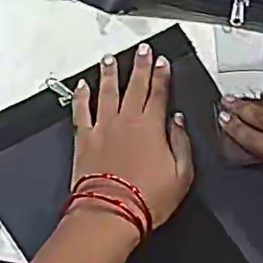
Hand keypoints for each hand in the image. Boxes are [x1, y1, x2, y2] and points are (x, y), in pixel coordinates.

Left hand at [71, 43, 193, 231]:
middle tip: (143, 50)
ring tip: (111, 59)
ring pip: (106, 91)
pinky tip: (82, 86)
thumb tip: (179, 123)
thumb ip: (181, 143)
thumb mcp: (181, 174)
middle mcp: (126, 121)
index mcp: (151, 127)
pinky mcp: (84, 139)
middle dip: (140, 65)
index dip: (162, 75)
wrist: (110, 211)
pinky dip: (81, 96)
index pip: (158, 92)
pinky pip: (81, 110)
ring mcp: (103, 127)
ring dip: (110, 73)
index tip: (163, 62)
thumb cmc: (146, 198)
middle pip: (134, 85)